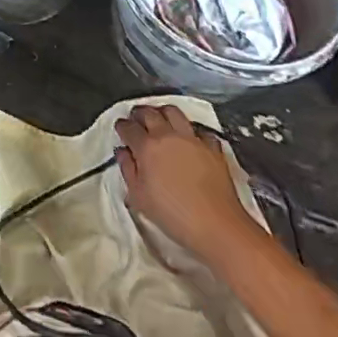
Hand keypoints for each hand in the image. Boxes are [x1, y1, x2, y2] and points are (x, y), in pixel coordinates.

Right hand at [115, 104, 259, 264]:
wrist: (216, 225)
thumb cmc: (173, 215)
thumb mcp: (140, 198)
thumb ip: (128, 170)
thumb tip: (123, 152)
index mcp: (147, 147)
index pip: (129, 128)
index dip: (122, 126)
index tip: (121, 128)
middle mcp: (167, 135)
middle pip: (149, 112)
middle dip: (138, 113)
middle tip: (136, 119)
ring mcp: (192, 138)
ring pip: (173, 112)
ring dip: (162, 113)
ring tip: (160, 120)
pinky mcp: (212, 147)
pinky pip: (199, 130)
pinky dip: (191, 131)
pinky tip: (190, 139)